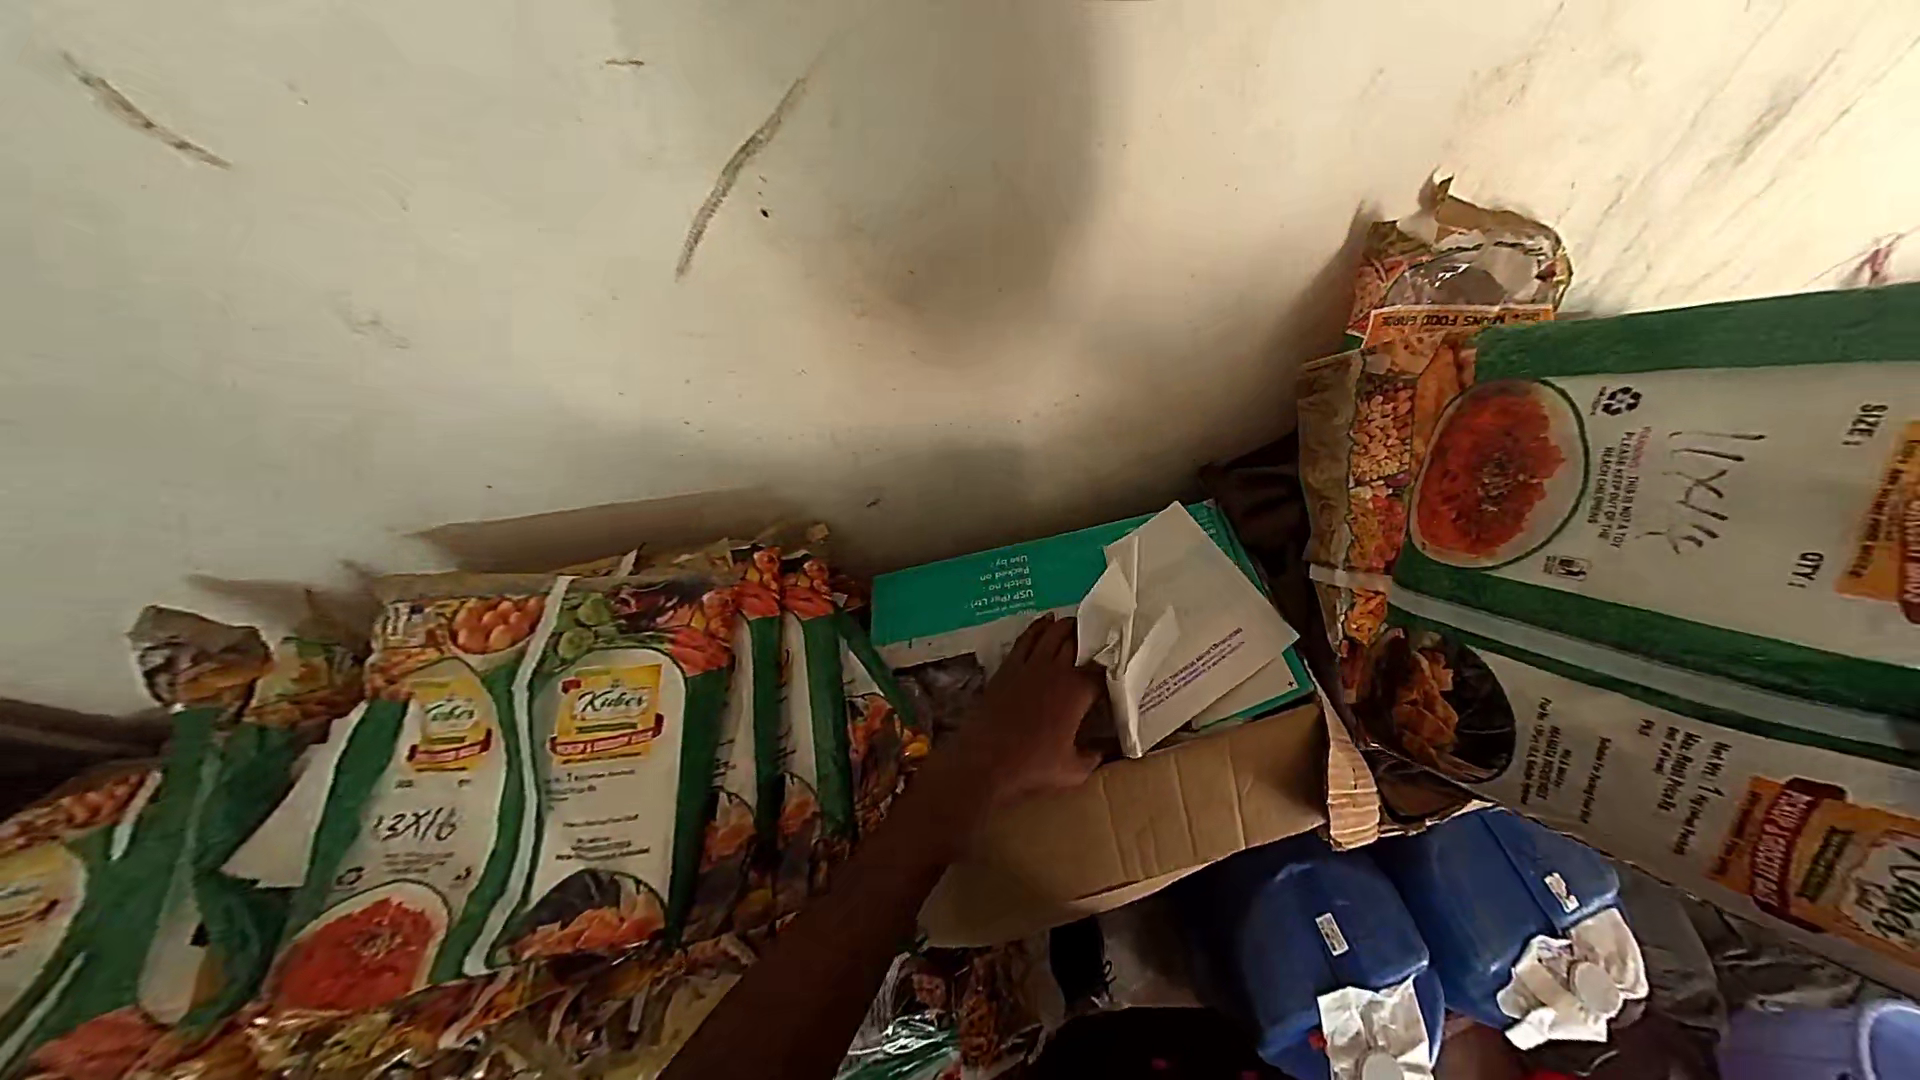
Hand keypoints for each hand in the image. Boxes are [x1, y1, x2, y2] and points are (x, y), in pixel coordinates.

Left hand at [947, 614, 1102, 809]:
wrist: (985, 760)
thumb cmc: (1031, 766)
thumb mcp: (1073, 770)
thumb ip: (1093, 756)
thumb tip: (1103, 750)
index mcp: (1078, 691)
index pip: (1102, 672)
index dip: (1112, 669)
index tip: (1118, 671)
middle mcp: (1056, 670)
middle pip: (1079, 642)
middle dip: (1093, 639)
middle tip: (1103, 638)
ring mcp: (1030, 664)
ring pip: (1054, 633)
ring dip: (1069, 626)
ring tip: (1079, 623)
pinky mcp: (1009, 665)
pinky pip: (1027, 638)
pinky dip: (1039, 626)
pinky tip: (1046, 620)